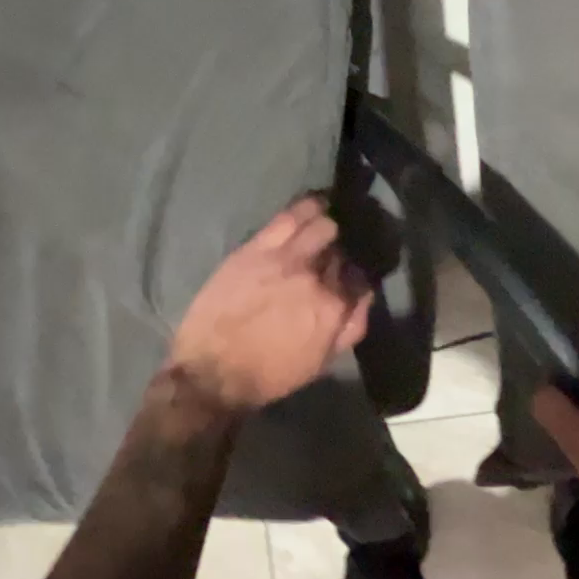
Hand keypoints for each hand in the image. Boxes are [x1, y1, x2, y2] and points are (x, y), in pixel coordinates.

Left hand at [168, 196, 372, 410]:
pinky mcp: (258, 248)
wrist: (212, 372)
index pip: (360, 277)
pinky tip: (315, 203)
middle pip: (342, 250)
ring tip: (327, 224)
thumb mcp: (322, 362)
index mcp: (335, 306)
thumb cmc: (270, 374)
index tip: (350, 277)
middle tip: (332, 255)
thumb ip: (352, 326)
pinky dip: (309, 206)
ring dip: (329, 225)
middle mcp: (317, 277)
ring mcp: (287, 258)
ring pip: (323, 226)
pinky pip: (291, 216)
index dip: (356, 276)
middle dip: (341, 252)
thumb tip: (365, 296)